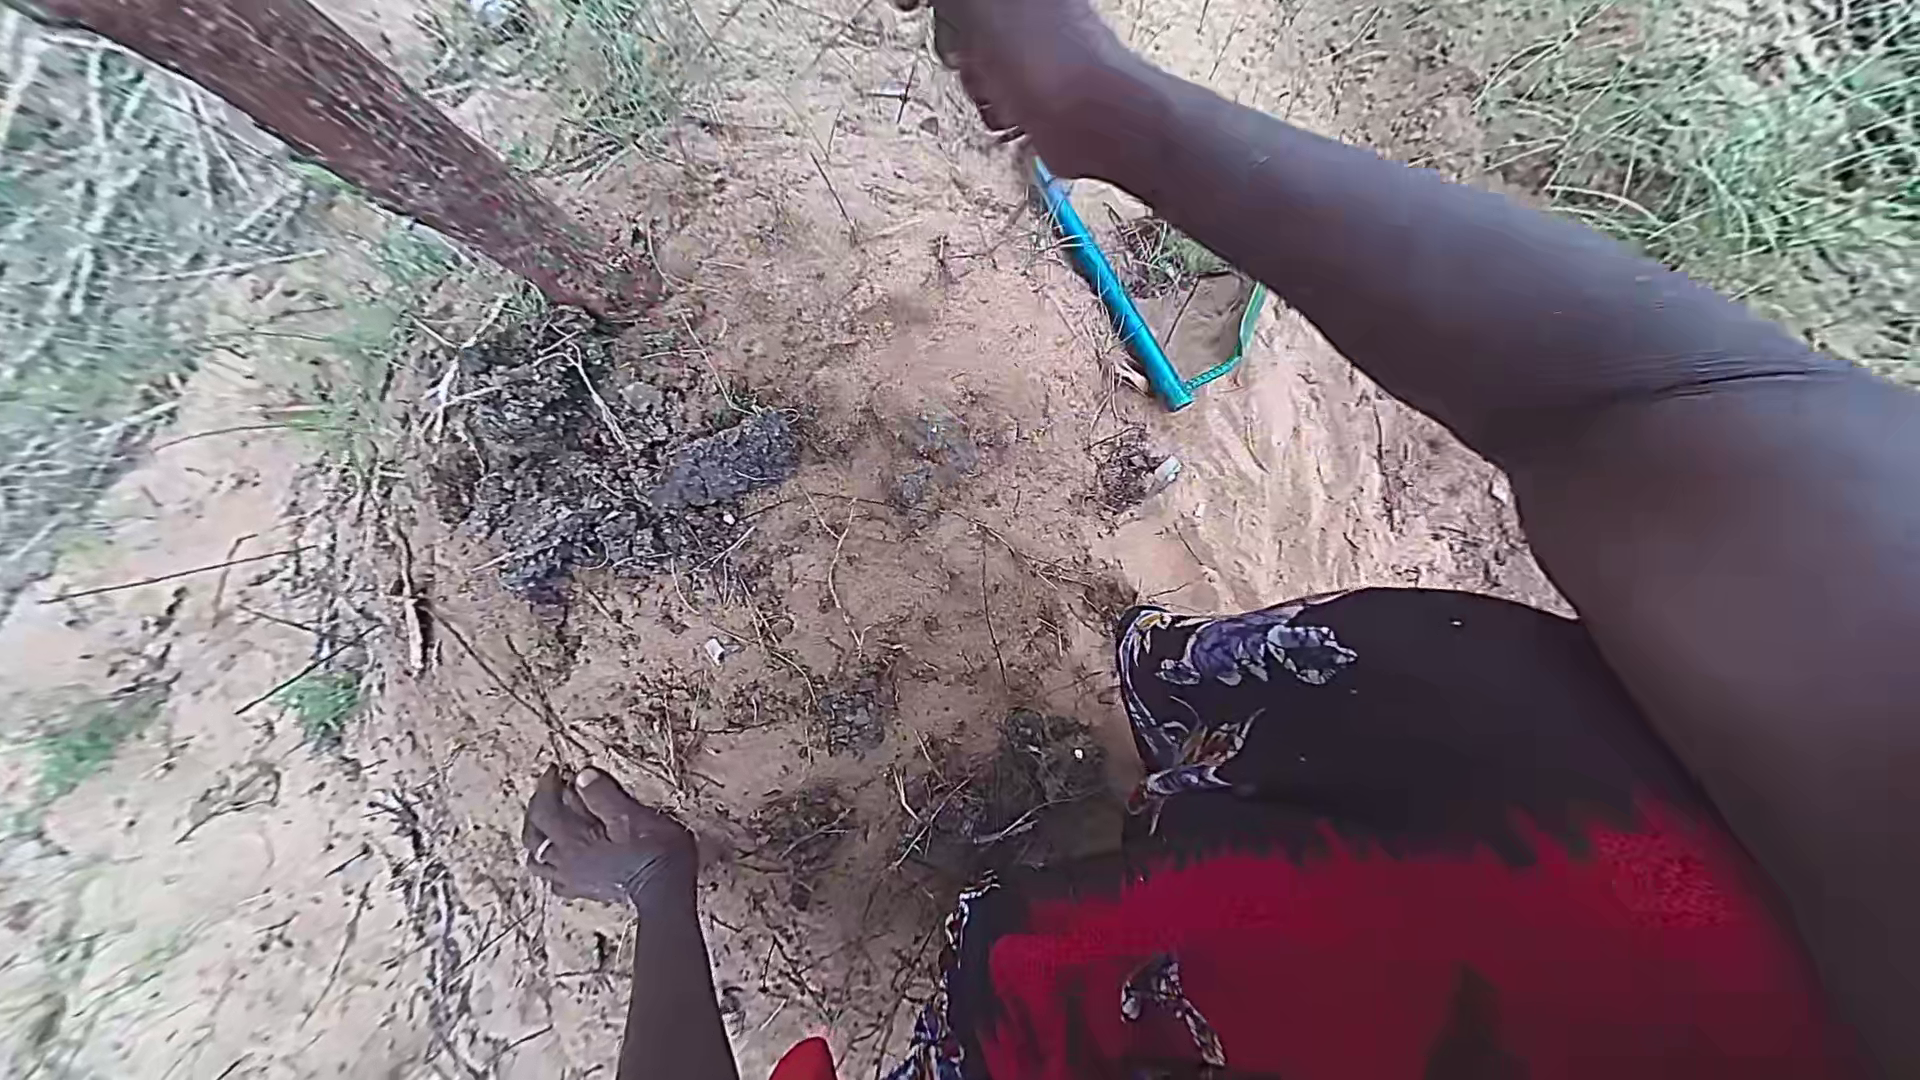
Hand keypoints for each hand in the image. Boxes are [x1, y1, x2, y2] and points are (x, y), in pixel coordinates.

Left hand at [522, 765, 696, 909]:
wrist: (664, 890)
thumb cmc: (654, 850)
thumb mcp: (632, 816)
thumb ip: (604, 796)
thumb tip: (581, 775)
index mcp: (574, 840)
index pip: (546, 810)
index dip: (547, 787)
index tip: (556, 769)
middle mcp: (564, 861)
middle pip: (534, 834)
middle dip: (537, 808)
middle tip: (549, 789)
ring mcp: (571, 878)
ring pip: (537, 857)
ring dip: (538, 835)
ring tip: (548, 820)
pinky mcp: (582, 889)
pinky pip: (552, 876)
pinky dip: (550, 861)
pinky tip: (562, 855)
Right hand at [893, 0, 1143, 177]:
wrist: (1090, 121)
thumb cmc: (1043, 58)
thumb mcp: (978, 8)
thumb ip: (949, 0)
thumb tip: (934, 4)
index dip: (932, 5)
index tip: (910, 11)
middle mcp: (1024, 6)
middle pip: (958, 20)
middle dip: (956, 44)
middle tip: (971, 57)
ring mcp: (1030, 47)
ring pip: (974, 61)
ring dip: (976, 83)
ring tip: (997, 90)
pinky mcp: (1032, 89)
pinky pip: (993, 94)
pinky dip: (994, 107)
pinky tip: (1010, 113)